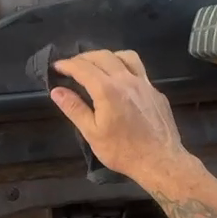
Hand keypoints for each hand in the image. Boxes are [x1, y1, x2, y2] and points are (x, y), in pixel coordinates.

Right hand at [49, 50, 194, 187]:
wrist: (160, 161)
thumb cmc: (122, 151)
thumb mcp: (92, 133)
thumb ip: (74, 109)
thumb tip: (56, 91)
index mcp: (107, 90)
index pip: (83, 68)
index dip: (67, 65)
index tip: (57, 66)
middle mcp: (126, 80)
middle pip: (103, 56)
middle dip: (84, 57)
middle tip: (72, 66)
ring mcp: (145, 84)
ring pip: (126, 57)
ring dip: (108, 56)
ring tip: (98, 66)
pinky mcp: (156, 92)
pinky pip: (139, 71)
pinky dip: (125, 69)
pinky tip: (121, 83)